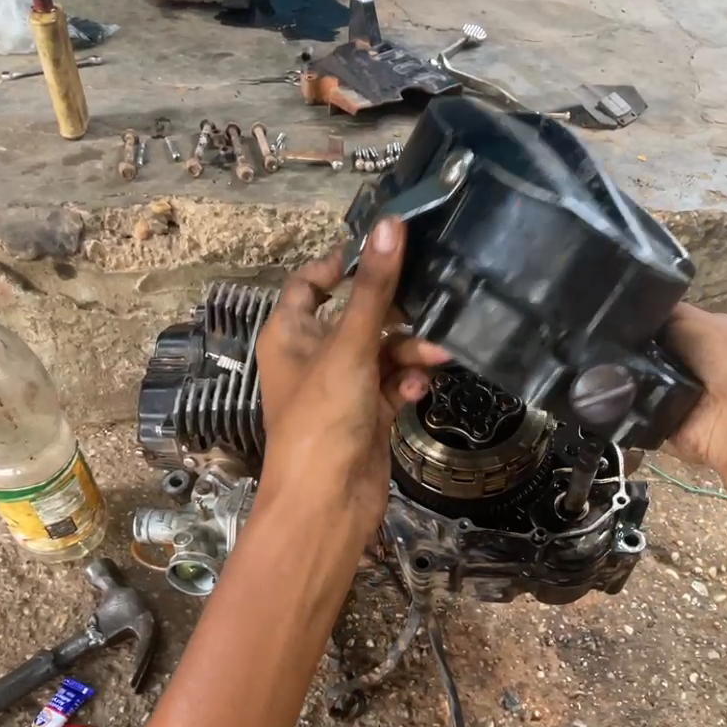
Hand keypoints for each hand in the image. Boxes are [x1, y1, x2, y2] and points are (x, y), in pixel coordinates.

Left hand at [255, 218, 448, 534]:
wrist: (327, 503)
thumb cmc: (323, 418)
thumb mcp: (349, 348)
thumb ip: (373, 290)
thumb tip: (390, 223)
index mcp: (289, 334)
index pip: (308, 284)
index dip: (341, 265)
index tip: (382, 251)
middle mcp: (312, 357)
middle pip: (355, 317)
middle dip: (392, 314)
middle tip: (428, 304)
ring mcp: (341, 389)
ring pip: (380, 353)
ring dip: (408, 352)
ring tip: (437, 356)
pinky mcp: (366, 416)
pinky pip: (390, 386)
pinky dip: (406, 384)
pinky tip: (420, 389)